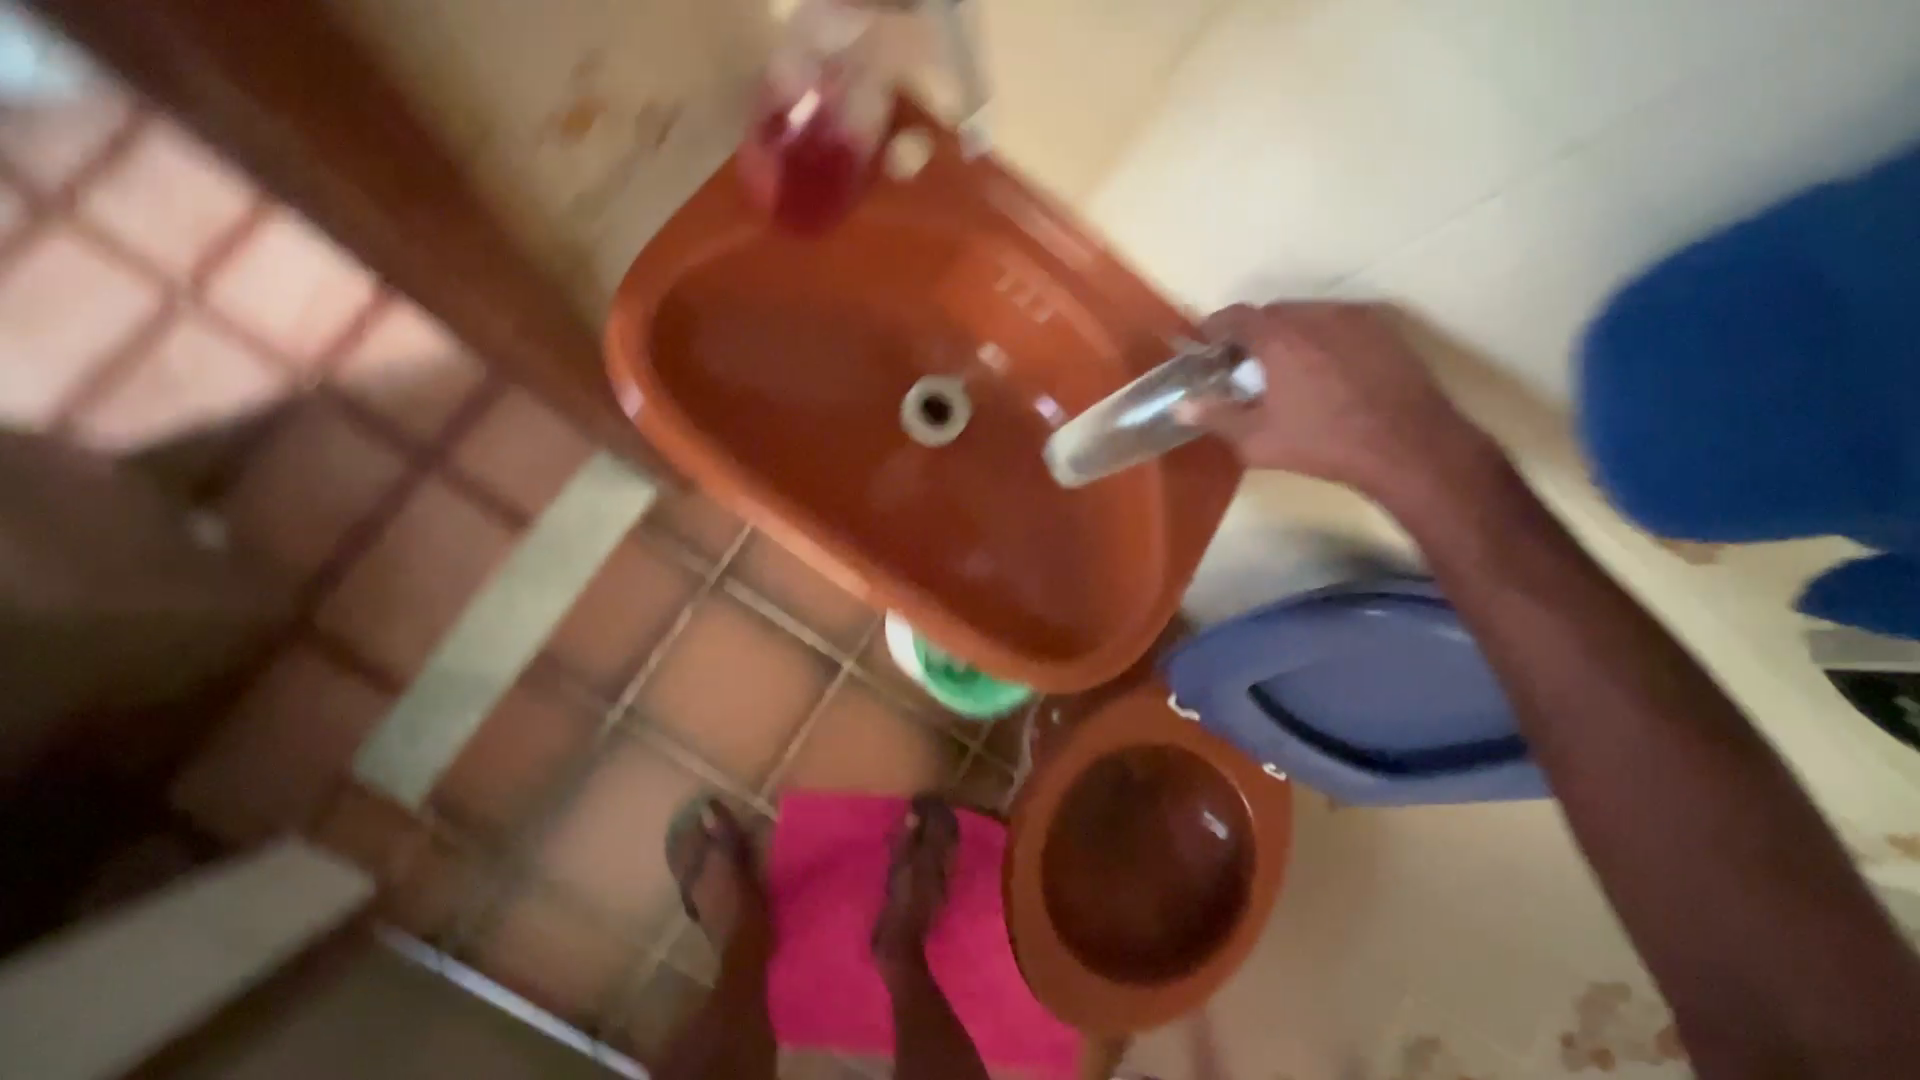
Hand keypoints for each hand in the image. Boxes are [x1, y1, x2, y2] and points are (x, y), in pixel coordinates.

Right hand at [1189, 302, 1494, 497]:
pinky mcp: (1385, 330)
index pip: (1236, 316)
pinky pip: (1342, 325)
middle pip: (1274, 313)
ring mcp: (1355, 319)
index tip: (1206, 345)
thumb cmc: (1323, 444)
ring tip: (1290, 369)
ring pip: (1310, 316)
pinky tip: (1329, 373)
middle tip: (1248, 365)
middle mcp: (1316, 316)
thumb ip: (1217, 417)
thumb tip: (1182, 407)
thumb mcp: (1258, 440)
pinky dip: (1325, 340)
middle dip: (1255, 334)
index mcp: (1279, 338)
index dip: (1216, 328)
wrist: (1407, 447)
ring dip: (1291, 335)